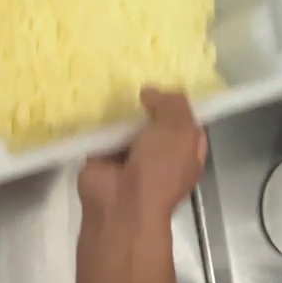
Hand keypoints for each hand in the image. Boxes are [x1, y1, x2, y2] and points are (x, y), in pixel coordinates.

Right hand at [76, 89, 206, 282]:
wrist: (120, 204)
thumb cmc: (159, 170)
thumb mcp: (178, 129)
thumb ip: (171, 104)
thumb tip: (149, 92)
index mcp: (186, 151)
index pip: (187, 120)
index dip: (179, 102)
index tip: (168, 80)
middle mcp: (160, 154)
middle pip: (155, 120)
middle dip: (147, 103)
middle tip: (137, 78)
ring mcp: (130, 157)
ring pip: (127, 125)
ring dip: (121, 111)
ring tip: (115, 85)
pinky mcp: (102, 159)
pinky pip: (101, 134)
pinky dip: (97, 123)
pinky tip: (94, 105)